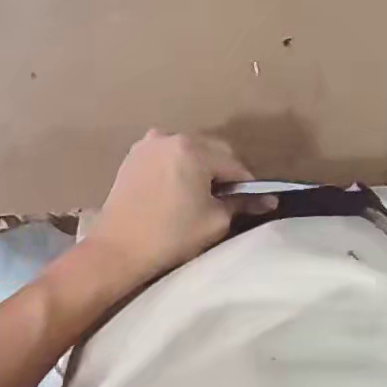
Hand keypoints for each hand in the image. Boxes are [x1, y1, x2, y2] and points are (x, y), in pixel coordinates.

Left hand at [83, 130, 273, 282]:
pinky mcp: (132, 157)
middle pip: (211, 150)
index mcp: (193, 148)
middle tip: (225, 201)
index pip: (234, 164)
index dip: (246, 185)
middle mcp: (170, 137)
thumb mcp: (215, 221)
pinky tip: (176, 191)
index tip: (250, 204)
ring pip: (187, 151)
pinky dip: (176, 168)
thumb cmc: (171, 236)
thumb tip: (269, 200)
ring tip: (199, 196)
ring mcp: (147, 145)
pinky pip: (166, 156)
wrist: (117, 249)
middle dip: (222, 172)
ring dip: (199, 168)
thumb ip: (242, 205)